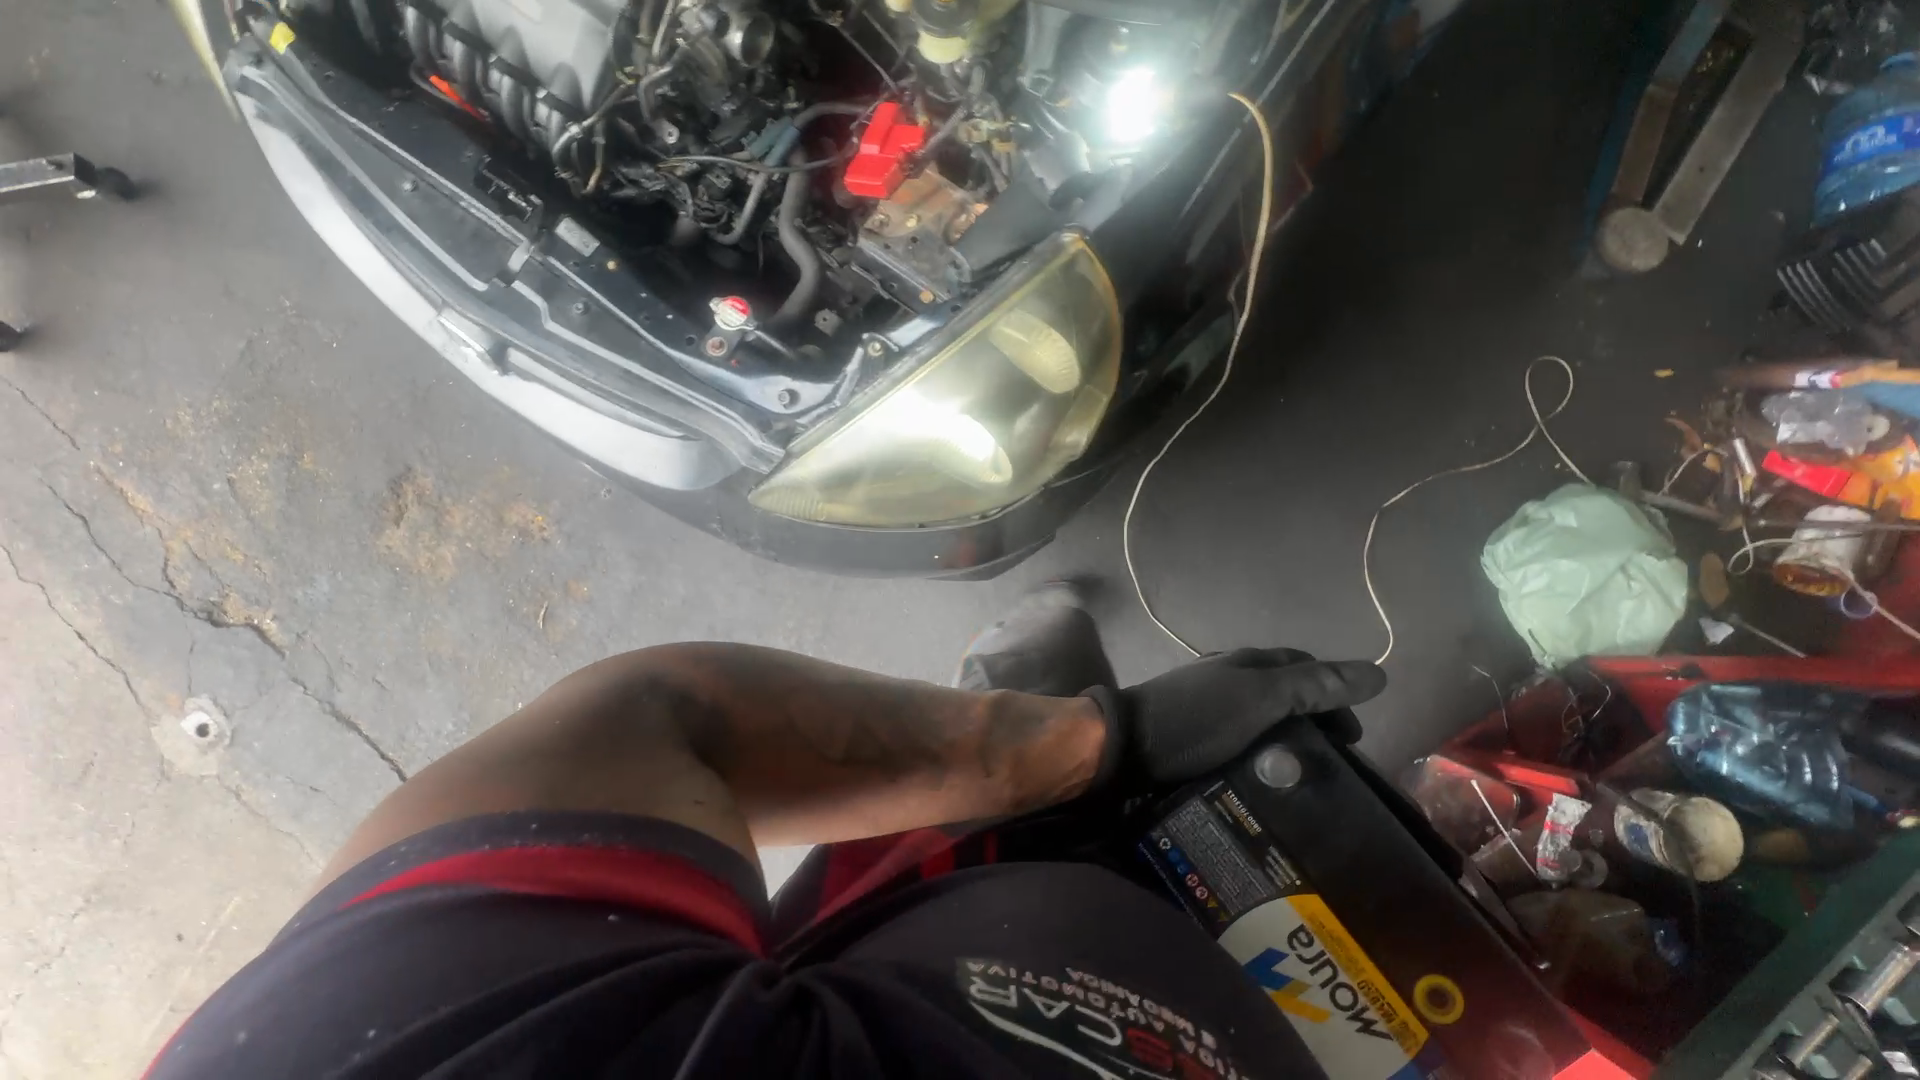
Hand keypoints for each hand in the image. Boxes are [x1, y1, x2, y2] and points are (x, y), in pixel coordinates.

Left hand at [1084, 648, 1385, 789]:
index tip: (1353, 740)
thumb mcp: (1259, 700)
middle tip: (1331, 767)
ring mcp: (1205, 708)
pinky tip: (1262, 785)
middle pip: (1283, 696)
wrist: (1123, 746)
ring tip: (1301, 784)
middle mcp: (1227, 679)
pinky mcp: (1189, 737)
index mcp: (1247, 664)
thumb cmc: (1194, 718)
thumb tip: (1377, 673)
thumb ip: (1312, 688)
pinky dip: (1256, 760)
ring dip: (1284, 746)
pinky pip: (1235, 744)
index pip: (1305, 670)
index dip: (1336, 697)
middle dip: (1313, 725)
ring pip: (1259, 722)